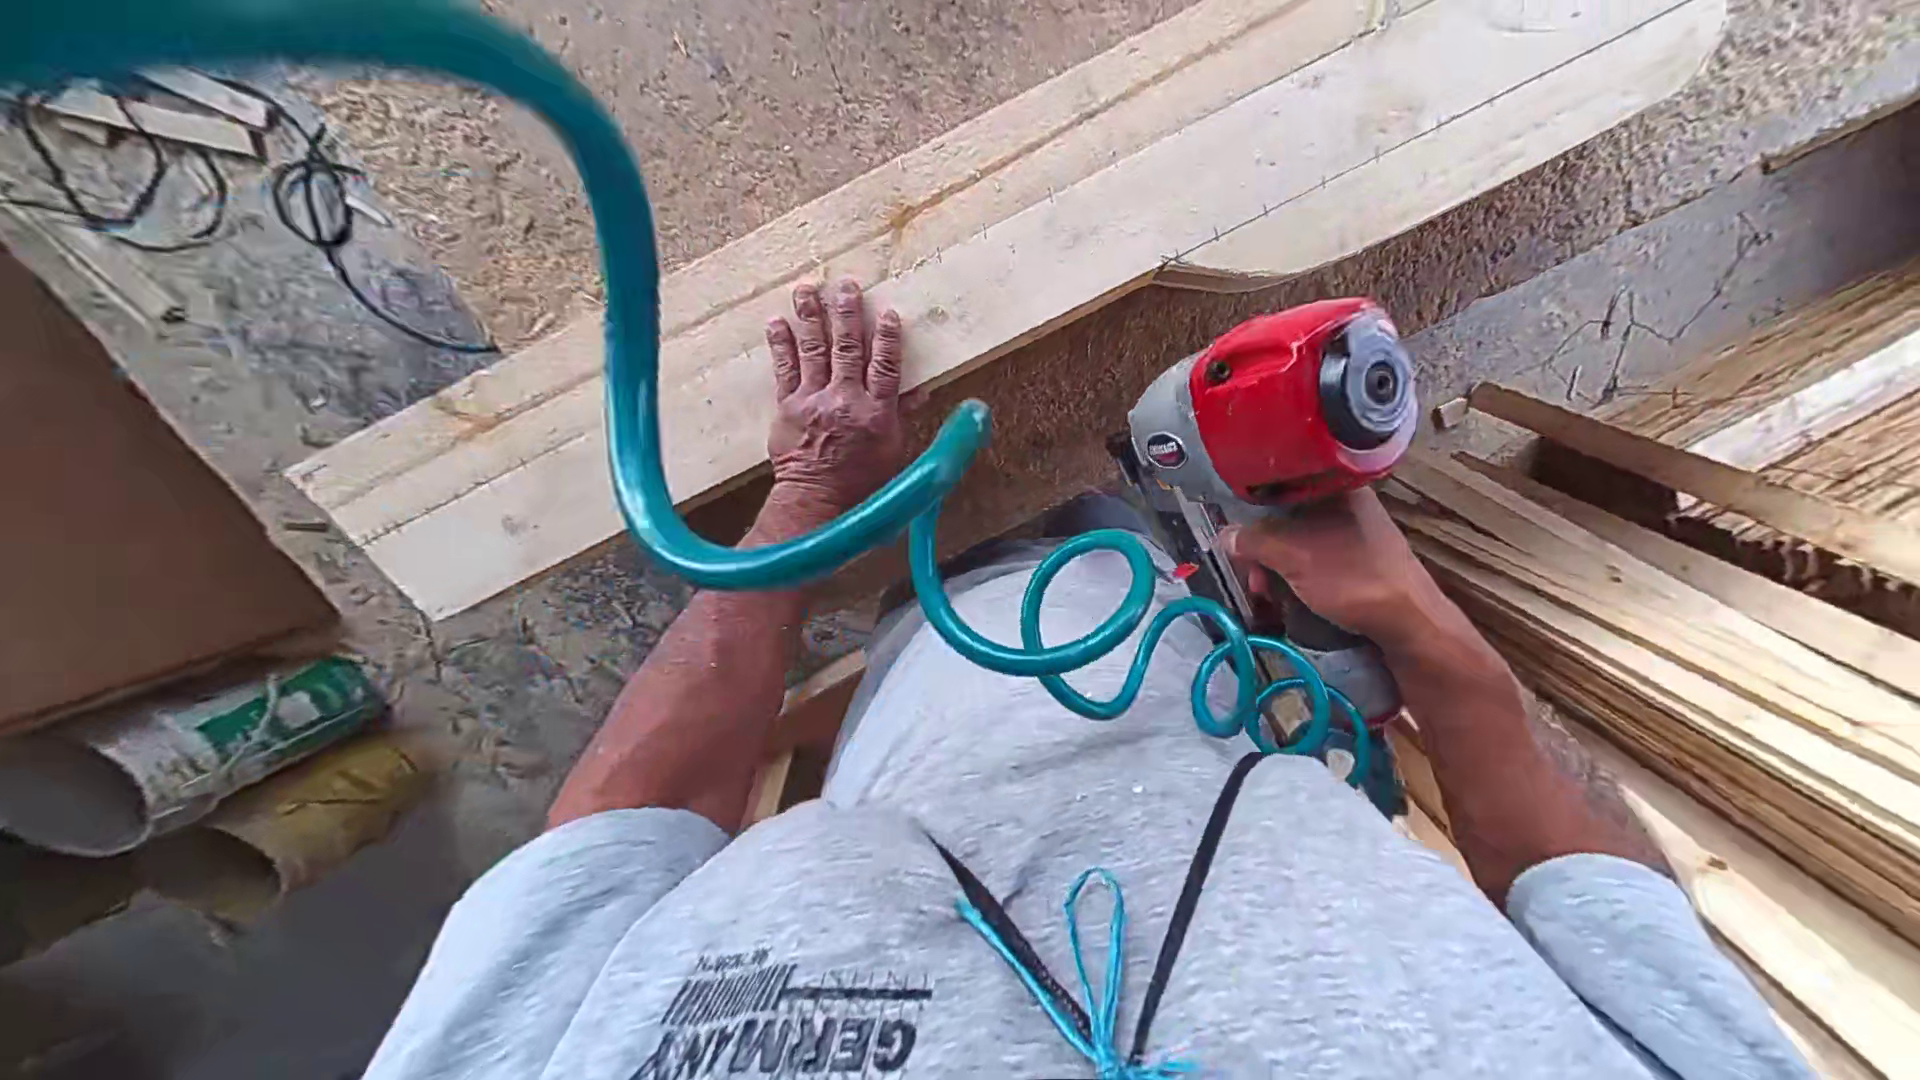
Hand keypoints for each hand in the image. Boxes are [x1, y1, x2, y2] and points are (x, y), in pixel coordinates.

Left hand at [763, 278, 908, 523]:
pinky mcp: (788, 407)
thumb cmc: (862, 482)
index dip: (887, 338)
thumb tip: (918, 391)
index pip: (885, 366)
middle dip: (847, 313)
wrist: (817, 500)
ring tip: (807, 289)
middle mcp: (845, 400)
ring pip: (815, 350)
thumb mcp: (894, 452)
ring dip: (812, 317)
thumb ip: (902, 417)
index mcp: (876, 412)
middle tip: (845, 285)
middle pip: (848, 348)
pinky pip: (785, 370)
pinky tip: (778, 323)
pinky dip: (782, 345)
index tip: (888, 313)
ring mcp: (814, 401)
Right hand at [1218, 488, 1448, 650]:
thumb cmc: (1352, 579)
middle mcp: (1344, 504)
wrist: (1411, 625)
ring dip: (1272, 568)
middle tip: (1254, 579)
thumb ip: (1251, 541)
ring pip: (1294, 543)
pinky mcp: (1355, 560)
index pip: (1276, 489)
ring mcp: (1352, 533)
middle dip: (1259, 552)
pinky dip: (1292, 575)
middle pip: (1282, 520)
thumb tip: (1223, 536)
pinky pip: (1310, 559)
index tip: (1235, 542)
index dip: (1248, 514)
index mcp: (1334, 489)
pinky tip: (1287, 596)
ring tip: (1267, 594)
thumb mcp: (1292, 556)